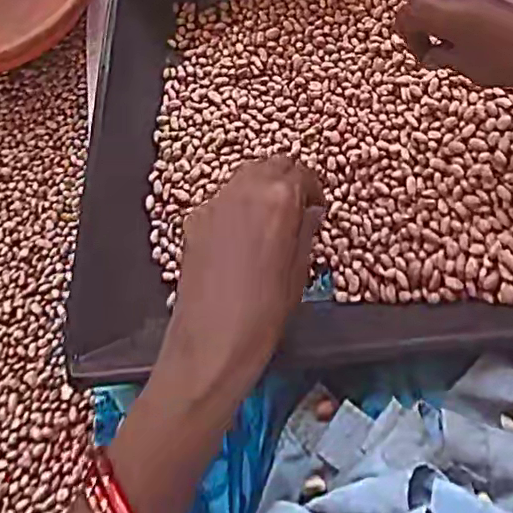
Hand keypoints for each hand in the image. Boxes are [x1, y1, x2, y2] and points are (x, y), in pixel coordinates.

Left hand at [162, 154, 325, 397]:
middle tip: (298, 205)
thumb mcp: (299, 273)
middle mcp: (246, 189)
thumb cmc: (262, 316)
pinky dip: (238, 203)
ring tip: (272, 216)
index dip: (313, 188)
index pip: (301, 173)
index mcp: (278, 199)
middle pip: (273, 165)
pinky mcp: (195, 219)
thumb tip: (311, 211)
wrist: (208, 347)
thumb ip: (306, 231)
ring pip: (246, 175)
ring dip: (263, 185)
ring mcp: (216, 202)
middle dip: (288, 179)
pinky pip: (224, 198)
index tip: (316, 205)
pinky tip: (243, 233)